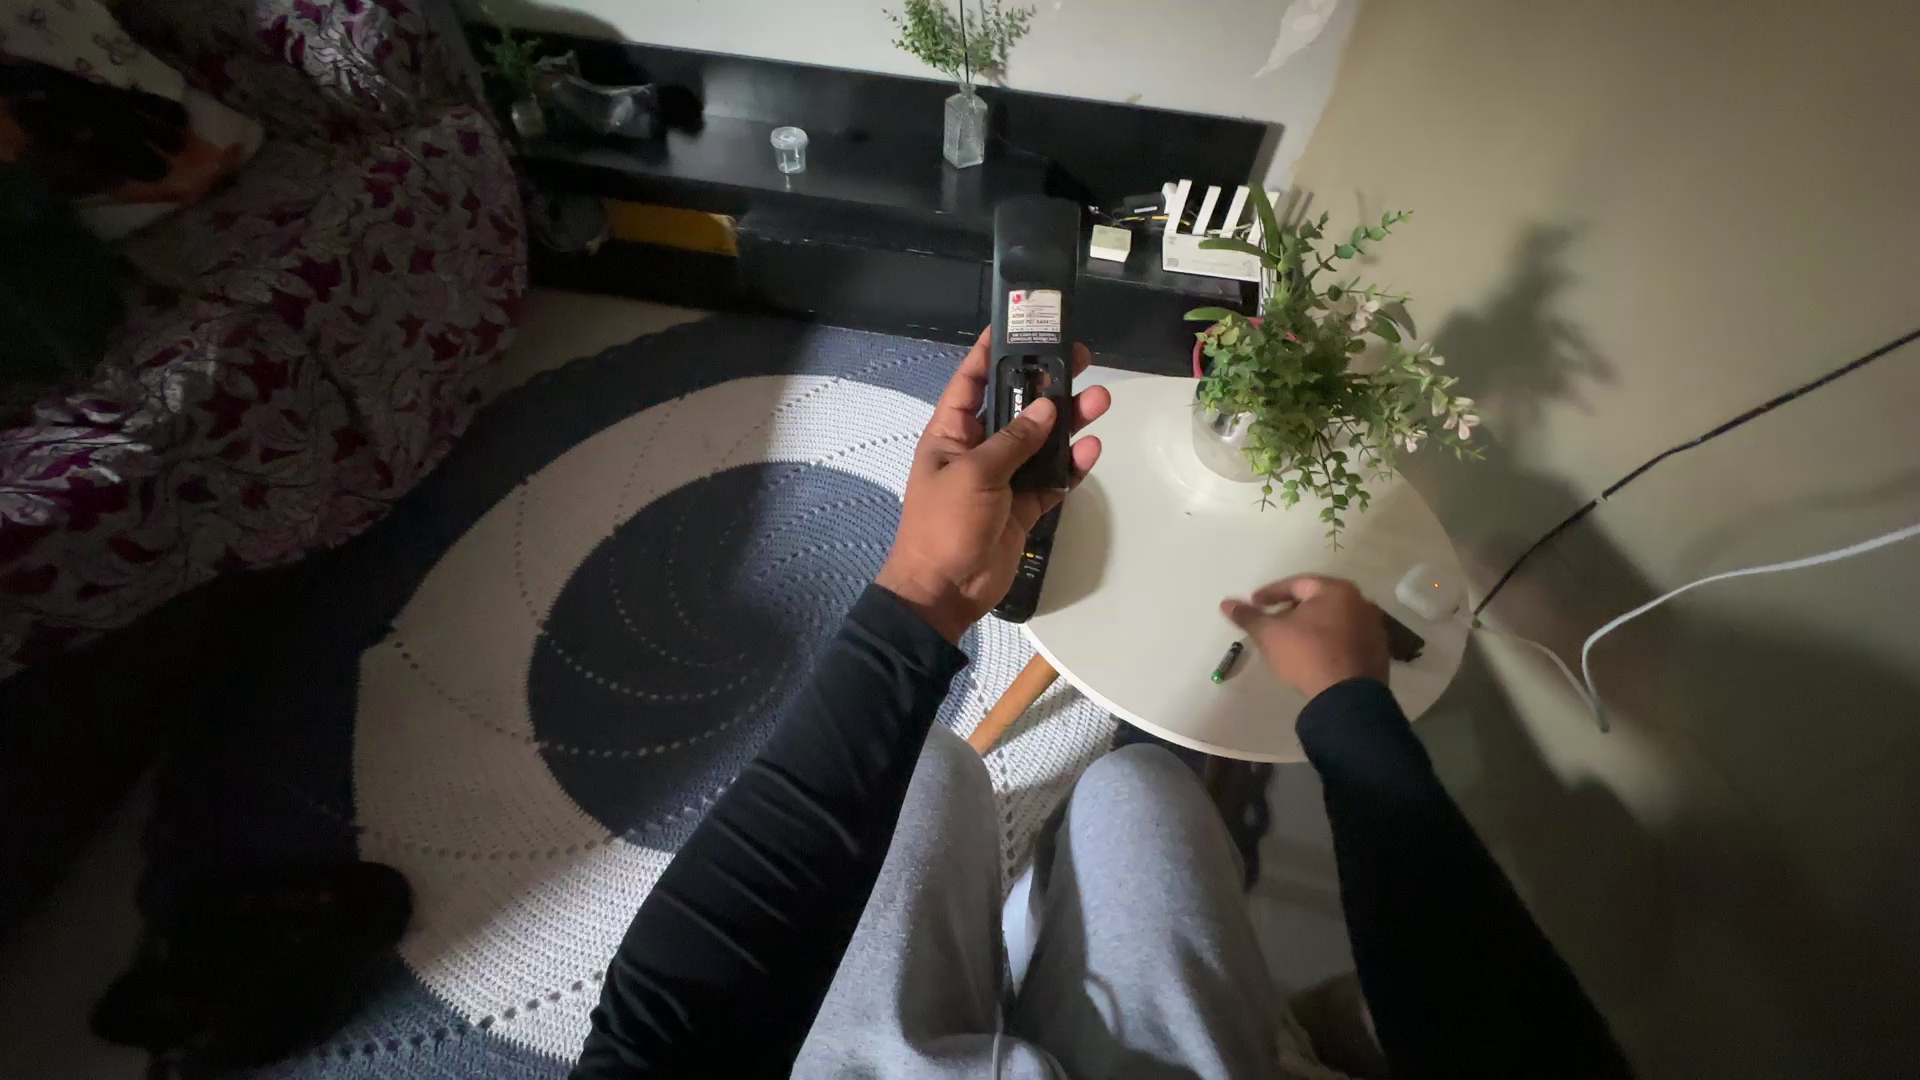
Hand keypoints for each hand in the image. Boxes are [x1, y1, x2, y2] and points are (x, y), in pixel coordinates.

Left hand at [876, 329, 1109, 641]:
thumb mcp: (975, 473)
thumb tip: (1048, 407)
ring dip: (1069, 423)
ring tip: (1100, 401)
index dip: (992, 350)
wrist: (945, 589)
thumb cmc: (945, 524)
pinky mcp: (1024, 505)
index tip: (1019, 323)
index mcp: (952, 431)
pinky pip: (1052, 478)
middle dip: (1048, 383)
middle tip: (1082, 358)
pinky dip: (1070, 466)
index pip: (972, 380)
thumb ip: (1014, 440)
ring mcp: (1004, 478)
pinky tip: (1090, 450)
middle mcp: (979, 448)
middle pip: (1018, 406)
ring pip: (1042, 441)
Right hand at [1220, 575, 1388, 699]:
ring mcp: (1373, 628)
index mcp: (1335, 590)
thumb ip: (1248, 616)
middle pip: (1317, 600)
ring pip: (1333, 619)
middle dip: (1291, 609)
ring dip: (1311, 626)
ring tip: (1291, 640)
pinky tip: (1314, 656)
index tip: (1255, 605)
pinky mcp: (1378, 652)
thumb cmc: (1306, 654)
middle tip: (1272, 621)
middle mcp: (1360, 602)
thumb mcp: (1269, 633)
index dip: (1270, 594)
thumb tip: (1226, 603)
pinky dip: (1328, 641)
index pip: (1296, 584)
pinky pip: (1346, 638)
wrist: (1347, 697)